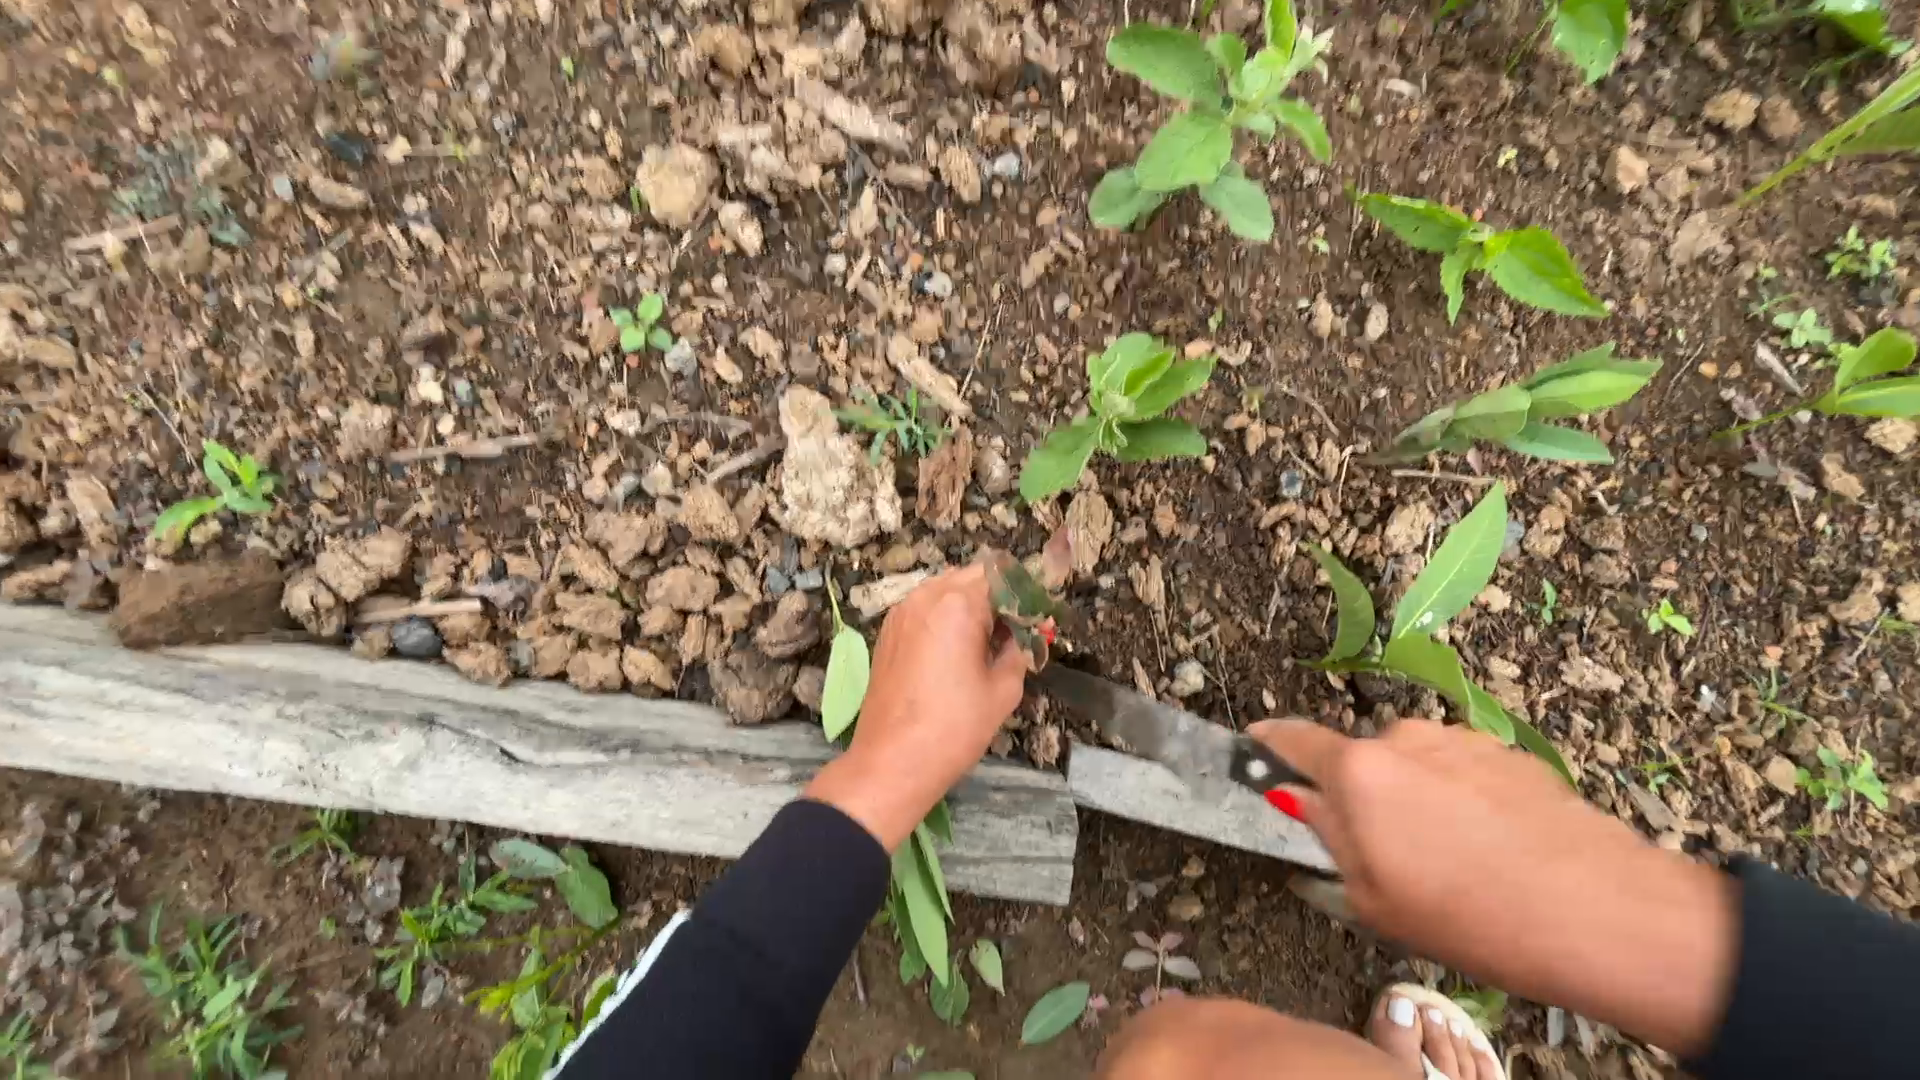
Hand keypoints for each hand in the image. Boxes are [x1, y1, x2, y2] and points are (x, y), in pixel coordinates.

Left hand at [803, 564, 1027, 851]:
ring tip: (985, 642)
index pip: (1002, 578)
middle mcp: (926, 597)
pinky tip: (955, 650)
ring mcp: (901, 612)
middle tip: (1014, 631)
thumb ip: (1017, 651)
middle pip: (971, 577)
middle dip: (997, 597)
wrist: (892, 761)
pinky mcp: (887, 631)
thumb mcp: (1003, 690)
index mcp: (958, 604)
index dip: (1025, 596)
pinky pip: (924, 608)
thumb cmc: (954, 727)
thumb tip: (1020, 636)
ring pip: (945, 590)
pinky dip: (944, 617)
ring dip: (969, 605)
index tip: (1038, 619)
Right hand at [1253, 718, 1737, 1056]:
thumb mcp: (1372, 896)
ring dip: (1410, 795)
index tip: (1251, 745)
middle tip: (1380, 849)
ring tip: (1449, 855)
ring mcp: (1456, 738)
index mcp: (1357, 771)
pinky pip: (1456, 767)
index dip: (1265, 742)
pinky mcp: (1504, 750)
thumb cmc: (1472, 917)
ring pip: (1409, 764)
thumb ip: (1325, 835)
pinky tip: (1488, 844)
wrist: (1608, 914)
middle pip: (1356, 758)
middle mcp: (1399, 737)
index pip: (1291, 739)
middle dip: (1356, 793)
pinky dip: (1456, 796)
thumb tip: (1299, 800)